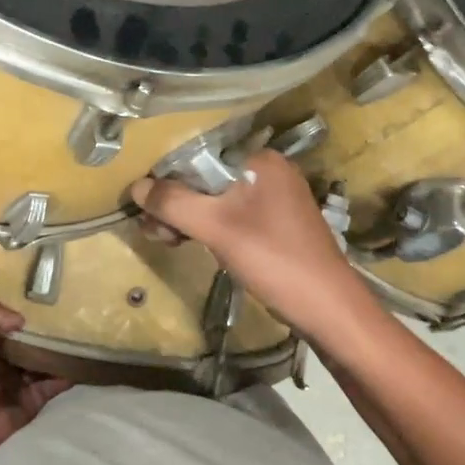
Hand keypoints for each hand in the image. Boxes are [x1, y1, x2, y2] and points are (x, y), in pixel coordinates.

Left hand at [0, 301, 71, 454]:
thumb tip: (23, 319)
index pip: (10, 321)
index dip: (24, 308)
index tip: (46, 295)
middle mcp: (9, 358)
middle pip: (33, 339)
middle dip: (48, 329)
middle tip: (72, 313)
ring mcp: (25, 378)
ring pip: (47, 359)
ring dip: (61, 350)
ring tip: (84, 334)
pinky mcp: (37, 396)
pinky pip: (57, 382)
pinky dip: (69, 373)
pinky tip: (83, 361)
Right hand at [129, 150, 372, 339]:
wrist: (328, 308)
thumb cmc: (273, 258)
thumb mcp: (215, 227)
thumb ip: (173, 203)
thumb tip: (136, 186)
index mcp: (260, 159)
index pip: (199, 155)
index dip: (167, 178)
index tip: (145, 205)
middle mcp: (269, 171)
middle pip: (206, 178)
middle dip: (176, 203)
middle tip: (153, 230)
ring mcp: (275, 199)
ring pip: (217, 199)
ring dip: (189, 218)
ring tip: (167, 240)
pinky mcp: (277, 225)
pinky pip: (233, 216)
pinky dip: (210, 227)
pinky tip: (192, 243)